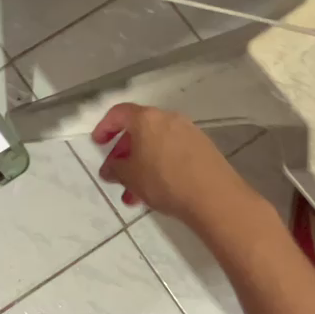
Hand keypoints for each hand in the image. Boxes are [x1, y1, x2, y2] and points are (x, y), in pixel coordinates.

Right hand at [88, 103, 263, 234]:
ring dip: (142, 166)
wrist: (216, 199)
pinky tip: (159, 191)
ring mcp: (190, 133)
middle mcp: (168, 119)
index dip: (104, 127)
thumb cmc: (165, 181)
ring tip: (135, 195)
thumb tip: (110, 169)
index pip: (118, 113)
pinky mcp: (205, 149)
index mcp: (146, 119)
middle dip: (124, 154)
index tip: (97, 144)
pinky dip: (161, 167)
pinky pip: (174, 153)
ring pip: (156, 146)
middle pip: (139, 131)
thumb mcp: (129, 176)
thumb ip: (115, 169)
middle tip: (116, 175)